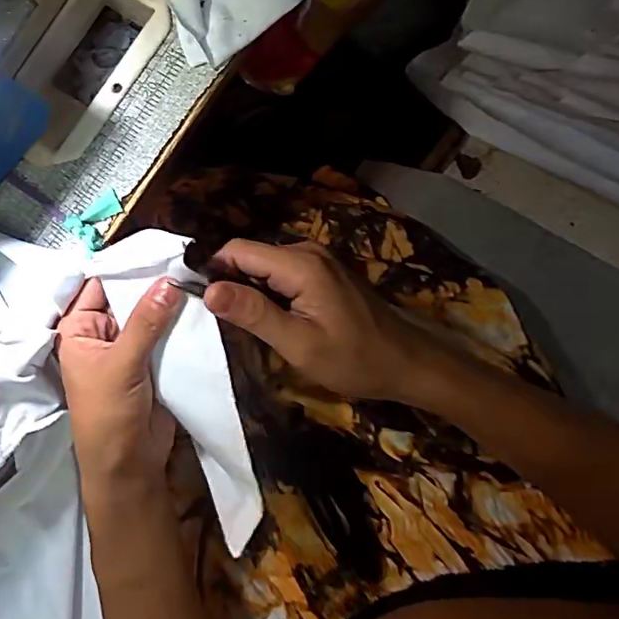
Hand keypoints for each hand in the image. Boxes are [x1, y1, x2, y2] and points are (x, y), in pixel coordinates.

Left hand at [56, 277, 183, 486]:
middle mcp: (100, 332)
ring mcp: (126, 347)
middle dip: (150, 283)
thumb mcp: (123, 363)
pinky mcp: (149, 362)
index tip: (156, 248)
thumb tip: (168, 283)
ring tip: (197, 275)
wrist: (128, 467)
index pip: (99, 285)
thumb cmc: (108, 413)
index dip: (125, 268)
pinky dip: (177, 323)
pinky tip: (199, 304)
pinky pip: (163, 334)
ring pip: (147, 314)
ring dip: (167, 302)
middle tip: (184, 258)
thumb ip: (145, 323)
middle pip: (126, 297)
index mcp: (78, 328)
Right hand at [201, 240, 457, 405]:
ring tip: (252, 322)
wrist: (415, 367)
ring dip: (249, 288)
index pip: (235, 250)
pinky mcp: (322, 271)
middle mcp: (306, 251)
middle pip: (248, 255)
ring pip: (262, 263)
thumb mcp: (299, 344)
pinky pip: (279, 271)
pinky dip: (268, 290)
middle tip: (230, 320)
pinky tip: (276, 317)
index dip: (213, 271)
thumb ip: (253, 313)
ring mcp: (316, 259)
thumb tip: (207, 290)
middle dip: (231, 281)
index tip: (203, 302)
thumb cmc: (356, 359)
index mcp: (299, 263)